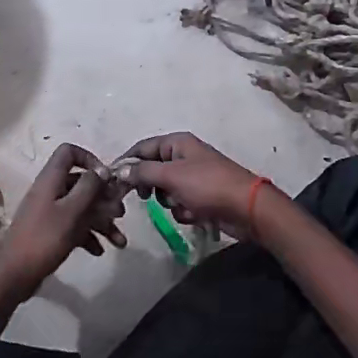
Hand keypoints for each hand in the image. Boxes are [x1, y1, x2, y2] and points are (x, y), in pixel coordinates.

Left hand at [0, 144, 126, 300]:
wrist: (14, 275)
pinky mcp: (50, 232)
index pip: (69, 152)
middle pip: (81, 184)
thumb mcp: (72, 211)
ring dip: (102, 222)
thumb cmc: (44, 239)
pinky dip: (88, 236)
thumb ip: (89, 187)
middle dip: (104, 199)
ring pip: (81, 208)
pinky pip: (74, 226)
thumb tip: (102, 170)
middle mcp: (50, 191)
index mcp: (51, 180)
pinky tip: (99, 251)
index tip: (106, 179)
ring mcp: (49, 212)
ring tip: (119, 241)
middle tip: (120, 214)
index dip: (89, 159)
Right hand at [117, 133, 264, 237]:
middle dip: (150, 186)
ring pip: (165, 191)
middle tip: (144, 197)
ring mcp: (193, 178)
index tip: (112, 181)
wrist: (246, 209)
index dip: (126, 162)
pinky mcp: (200, 198)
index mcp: (178, 143)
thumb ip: (142, 172)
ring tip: (182, 204)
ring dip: (169, 201)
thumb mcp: (171, 175)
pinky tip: (195, 214)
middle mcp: (184, 156)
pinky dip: (184, 211)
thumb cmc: (208, 186)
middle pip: (152, 170)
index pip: (142, 147)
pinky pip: (180, 204)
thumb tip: (120, 170)